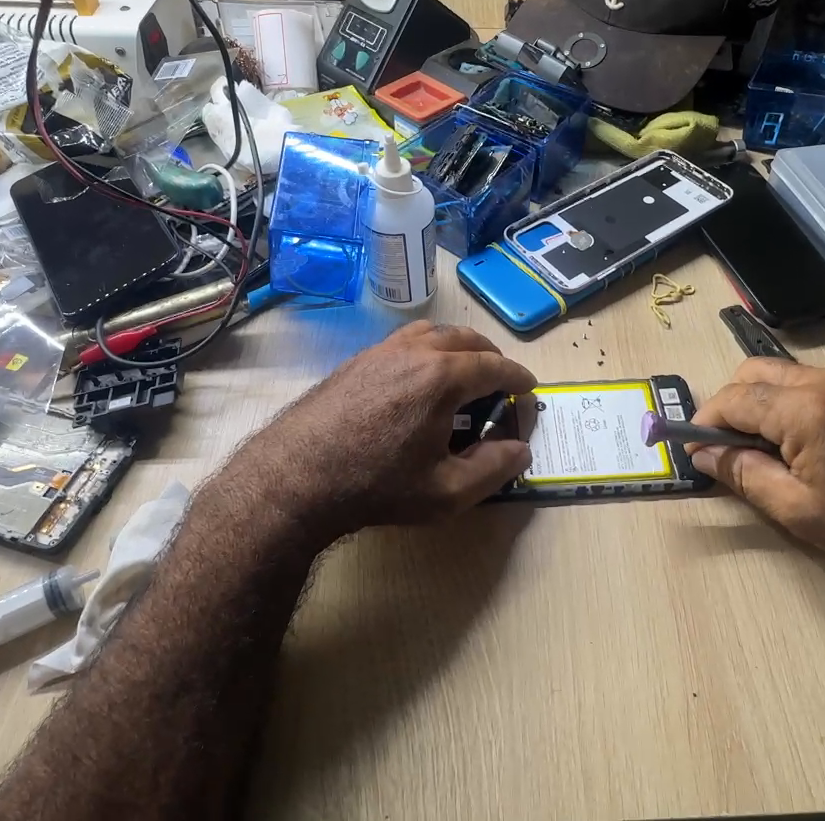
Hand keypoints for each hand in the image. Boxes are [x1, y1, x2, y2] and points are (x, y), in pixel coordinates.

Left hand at [222, 321, 536, 539]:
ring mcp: (381, 350)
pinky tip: (419, 380)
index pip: (495, 366)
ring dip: (458, 347)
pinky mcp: (356, 360)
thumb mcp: (446, 492)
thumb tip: (521, 449)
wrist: (295, 477)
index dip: (519, 379)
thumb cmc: (376, 487)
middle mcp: (415, 351)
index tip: (529, 391)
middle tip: (500, 383)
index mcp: (443, 376)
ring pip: (433, 333)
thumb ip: (494, 469)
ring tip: (463, 374)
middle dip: (491, 357)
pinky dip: (427, 350)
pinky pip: (404, 341)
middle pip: (466, 339)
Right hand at [689, 357, 824, 589]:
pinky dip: (796, 400)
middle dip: (730, 403)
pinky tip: (803, 436)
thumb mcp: (799, 511)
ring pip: (788, 376)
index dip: (704, 422)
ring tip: (765, 447)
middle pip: (756, 373)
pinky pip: (821, 382)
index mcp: (804, 407)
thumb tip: (704, 454)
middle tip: (725, 445)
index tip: (693, 449)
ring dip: (764, 401)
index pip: (733, 399)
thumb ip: (744, 474)